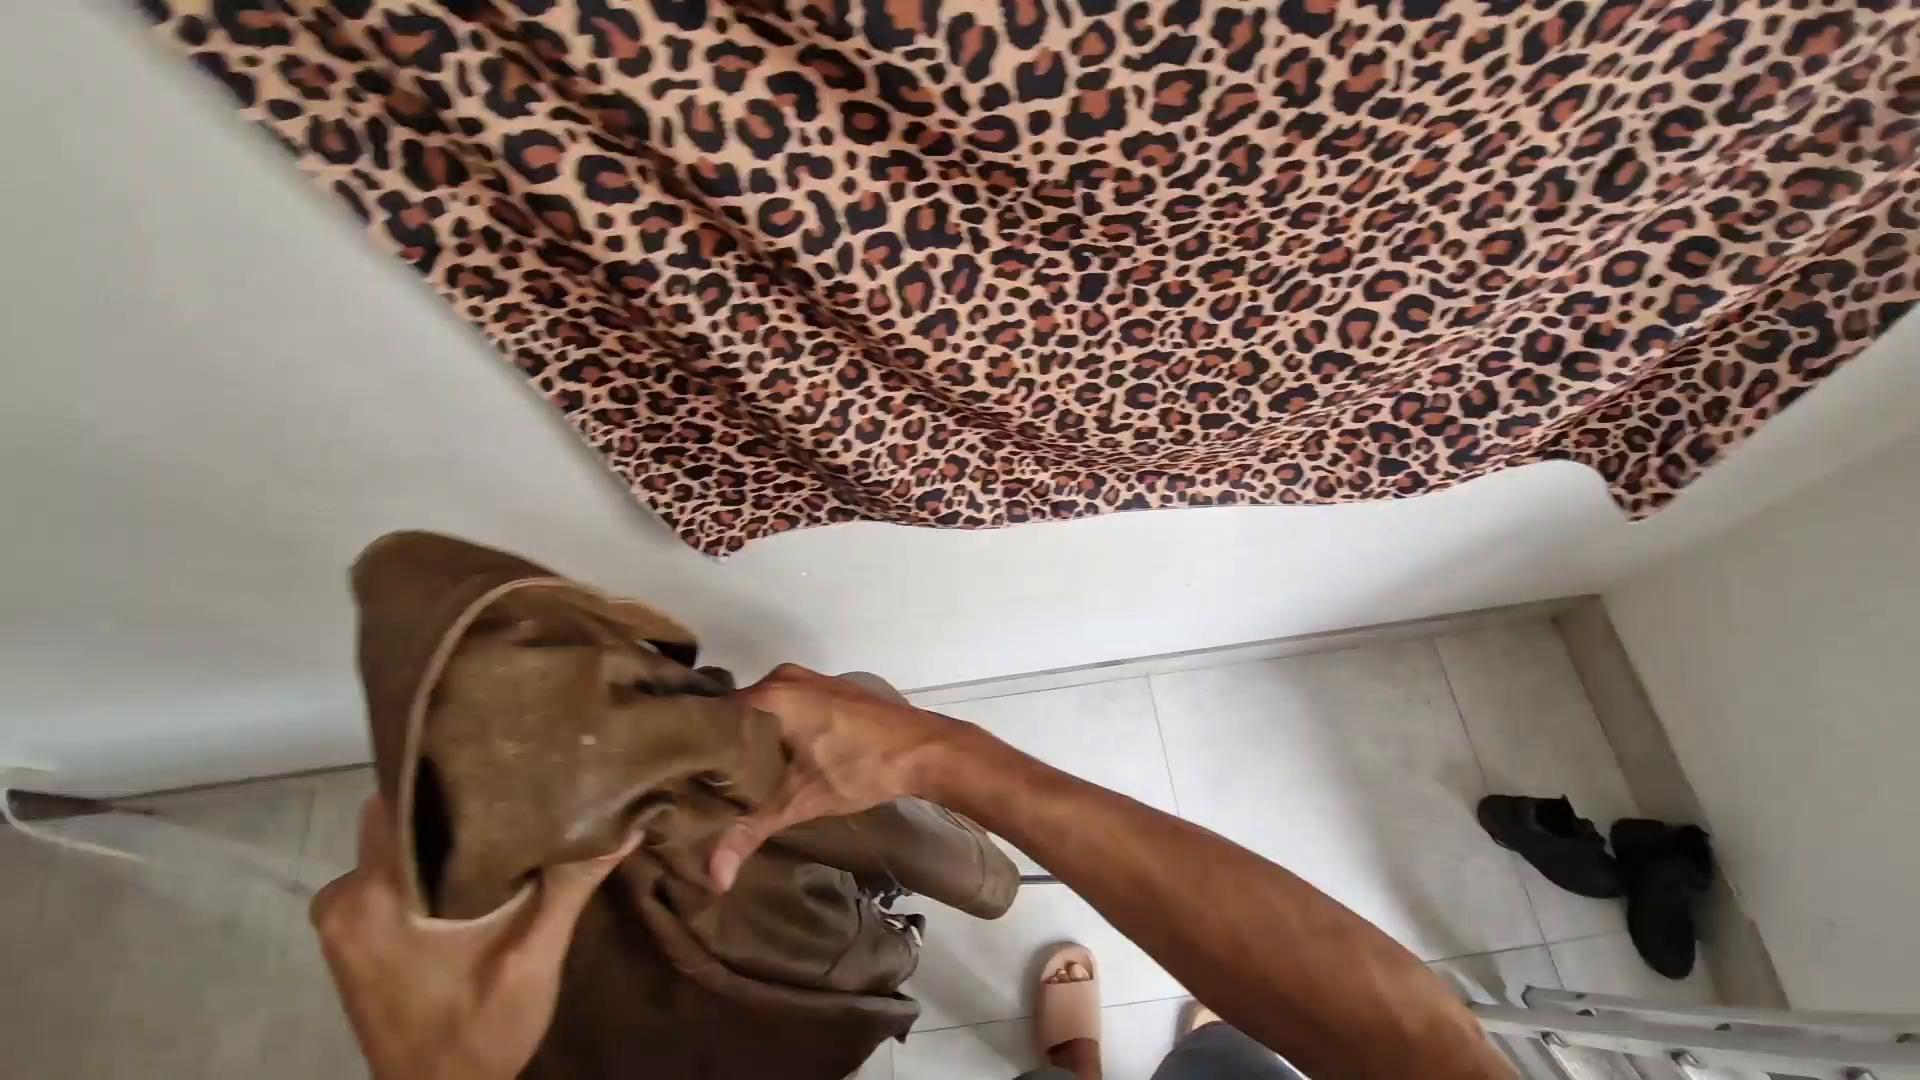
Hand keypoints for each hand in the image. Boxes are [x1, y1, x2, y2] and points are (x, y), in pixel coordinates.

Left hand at [310, 795, 635, 1079]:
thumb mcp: (534, 957)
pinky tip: (492, 850)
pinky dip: (440, 853)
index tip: (507, 743)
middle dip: (461, 794)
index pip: (402, 798)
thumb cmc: (476, 1032)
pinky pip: (398, 866)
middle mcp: (342, 898)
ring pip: (402, 838)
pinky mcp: (359, 931)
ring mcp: (345, 916)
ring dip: (453, 825)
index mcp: (371, 899)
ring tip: (519, 804)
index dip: (452, 766)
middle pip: (402, 814)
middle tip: (528, 773)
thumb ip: (571, 884)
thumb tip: (630, 822)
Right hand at [707, 664, 971, 889]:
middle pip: (735, 714)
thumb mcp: (800, 801)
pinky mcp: (829, 690)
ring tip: (728, 781)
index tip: (677, 779)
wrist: (925, 749)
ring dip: (750, 742)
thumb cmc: (860, 767)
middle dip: (720, 749)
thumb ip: (750, 831)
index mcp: (770, 693)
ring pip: (762, 711)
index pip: (711, 716)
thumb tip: (714, 879)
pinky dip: (775, 732)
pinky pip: (786, 708)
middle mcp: (784, 677)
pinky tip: (770, 763)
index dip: (693, 749)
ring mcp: (809, 680)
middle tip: (697, 787)